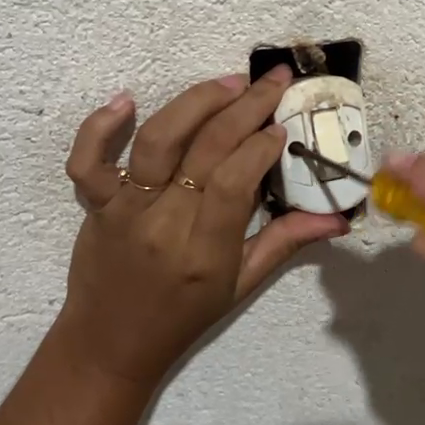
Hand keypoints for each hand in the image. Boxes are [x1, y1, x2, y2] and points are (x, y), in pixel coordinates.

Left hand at [55, 67, 349, 388]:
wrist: (109, 345)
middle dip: (244, 106)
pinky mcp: (94, 204)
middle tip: (271, 80)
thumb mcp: (240, 286)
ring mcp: (124, 210)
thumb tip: (338, 217)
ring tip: (228, 82)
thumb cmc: (183, 316)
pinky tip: (124, 99)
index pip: (233, 180)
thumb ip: (285, 243)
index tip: (282, 125)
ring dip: (194, 102)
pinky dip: (98, 127)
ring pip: (155, 141)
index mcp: (204, 250)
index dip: (260, 145)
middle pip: (204, 148)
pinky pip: (86, 162)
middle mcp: (163, 224)